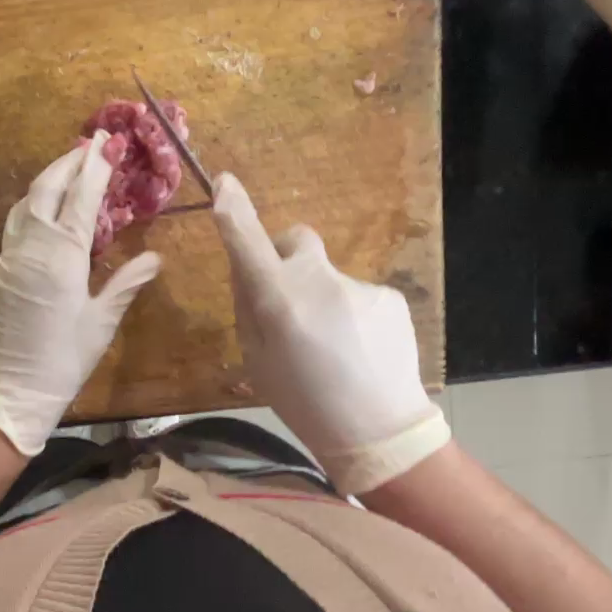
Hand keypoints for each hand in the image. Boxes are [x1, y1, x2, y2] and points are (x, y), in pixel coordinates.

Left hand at [0, 134, 161, 455]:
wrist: (15, 388)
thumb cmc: (65, 359)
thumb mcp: (102, 321)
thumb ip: (126, 282)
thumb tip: (155, 256)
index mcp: (62, 255)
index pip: (81, 197)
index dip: (96, 167)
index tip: (108, 142)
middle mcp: (33, 247)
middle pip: (47, 188)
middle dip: (69, 162)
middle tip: (91, 147)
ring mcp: (11, 257)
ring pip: (26, 203)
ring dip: (47, 180)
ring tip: (70, 169)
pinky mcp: (0, 271)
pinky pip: (15, 225)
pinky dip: (32, 205)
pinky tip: (45, 208)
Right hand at [212, 173, 448, 495]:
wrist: (376, 428)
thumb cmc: (301, 402)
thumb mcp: (255, 360)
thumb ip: (248, 309)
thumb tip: (245, 268)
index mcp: (278, 301)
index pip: (249, 243)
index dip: (234, 212)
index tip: (224, 183)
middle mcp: (319, 281)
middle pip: (294, 244)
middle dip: (285, 261)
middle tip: (285, 307)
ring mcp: (358, 285)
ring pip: (325, 275)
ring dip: (319, 297)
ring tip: (328, 347)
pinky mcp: (387, 295)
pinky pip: (354, 293)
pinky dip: (349, 314)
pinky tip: (355, 350)